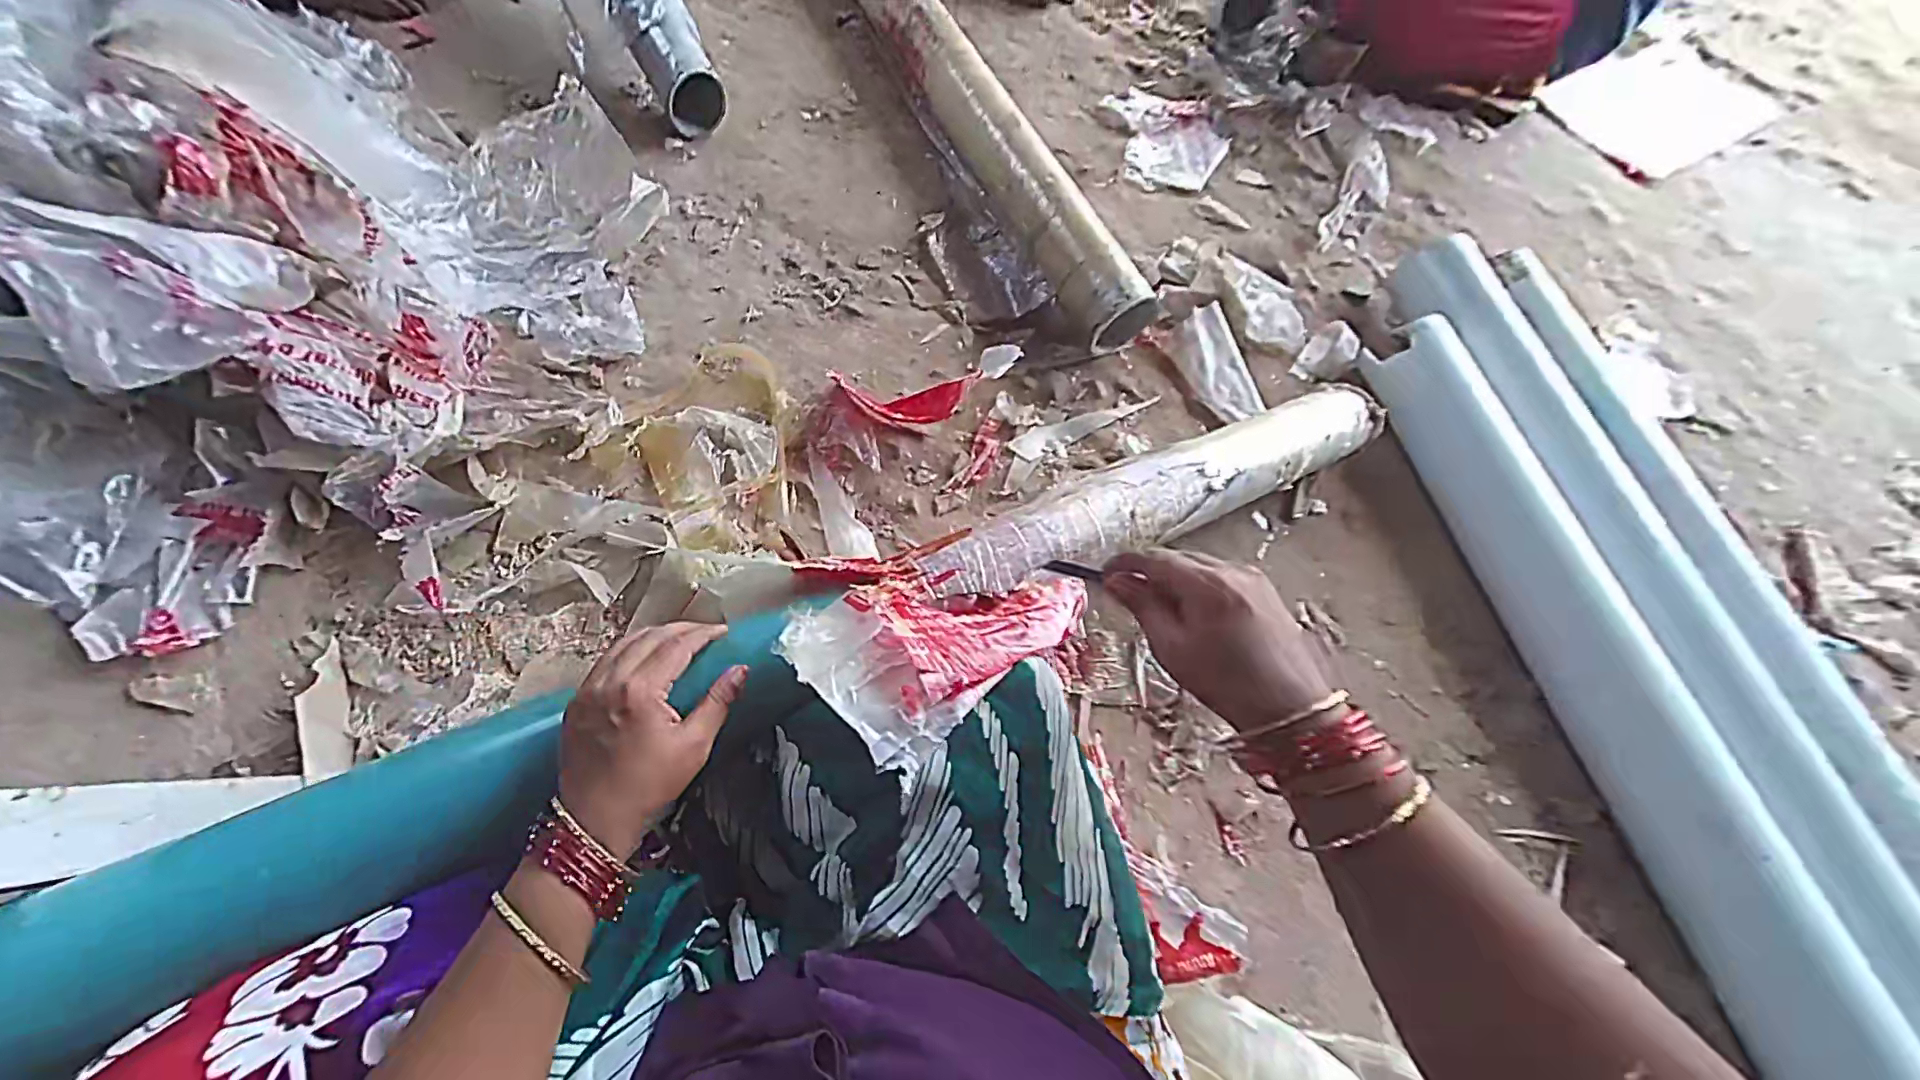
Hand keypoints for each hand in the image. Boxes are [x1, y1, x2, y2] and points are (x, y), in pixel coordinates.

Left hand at [557, 623, 748, 857]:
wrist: (594, 820)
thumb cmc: (646, 788)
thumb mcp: (694, 745)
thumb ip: (718, 702)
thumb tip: (739, 672)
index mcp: (639, 692)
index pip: (677, 645)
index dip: (704, 634)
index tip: (722, 632)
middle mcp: (609, 683)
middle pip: (650, 637)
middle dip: (682, 629)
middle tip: (706, 632)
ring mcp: (588, 691)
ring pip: (624, 643)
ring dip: (655, 635)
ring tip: (679, 639)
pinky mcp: (577, 702)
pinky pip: (606, 660)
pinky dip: (630, 649)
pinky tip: (646, 657)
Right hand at [1103, 549, 1336, 731]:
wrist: (1289, 706)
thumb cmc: (1225, 683)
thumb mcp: (1172, 647)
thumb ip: (1143, 607)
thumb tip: (1116, 581)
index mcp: (1206, 584)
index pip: (1155, 558)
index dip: (1124, 562)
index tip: (1105, 572)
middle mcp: (1231, 571)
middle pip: (1177, 557)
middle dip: (1148, 571)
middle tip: (1126, 592)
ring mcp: (1251, 577)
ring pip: (1198, 565)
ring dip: (1173, 578)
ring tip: (1159, 606)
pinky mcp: (1263, 589)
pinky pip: (1219, 575)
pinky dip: (1197, 585)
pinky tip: (1191, 611)